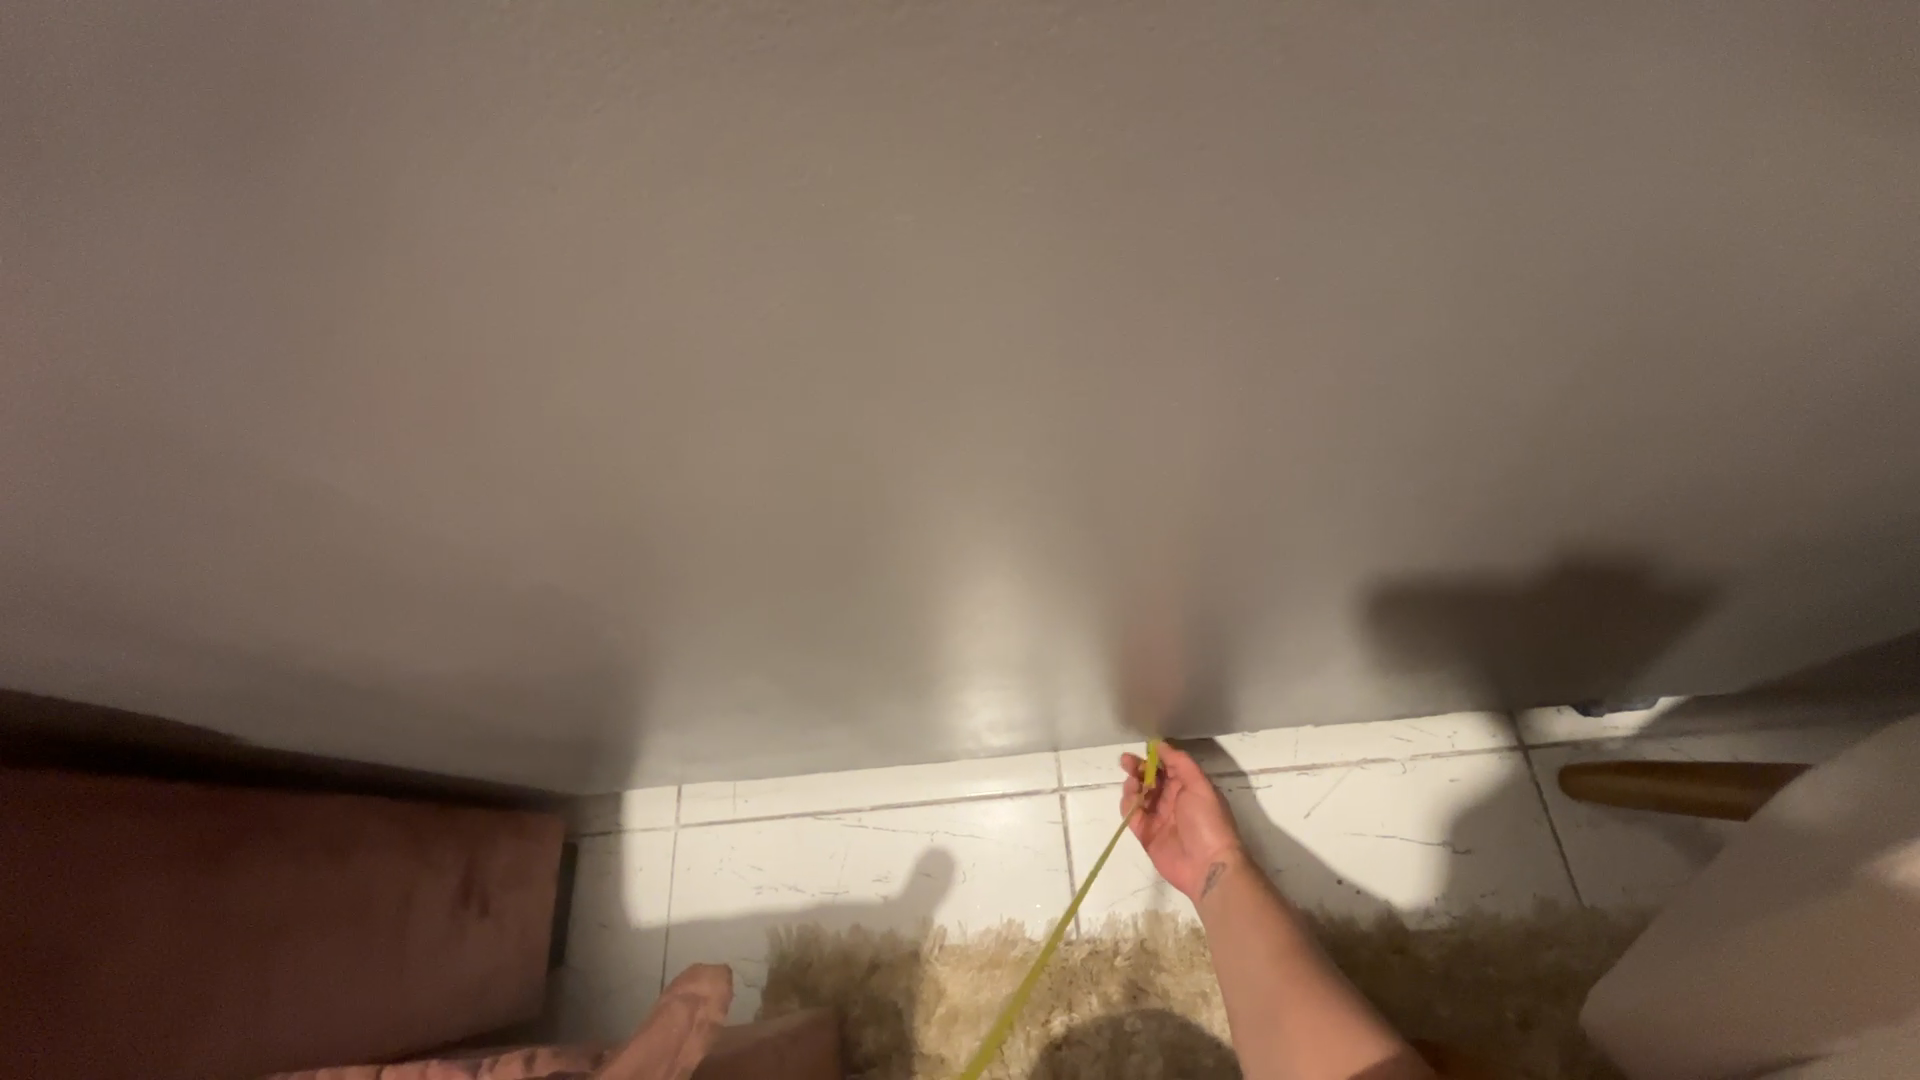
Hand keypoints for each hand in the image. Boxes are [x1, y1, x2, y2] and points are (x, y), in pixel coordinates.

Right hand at [1121, 744, 1246, 902]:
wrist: (1208, 866)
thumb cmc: (1207, 821)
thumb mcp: (1200, 785)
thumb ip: (1180, 762)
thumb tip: (1160, 744)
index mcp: (1188, 788)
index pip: (1167, 767)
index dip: (1154, 757)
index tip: (1143, 749)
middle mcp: (1172, 800)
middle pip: (1150, 779)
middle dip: (1138, 768)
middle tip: (1126, 761)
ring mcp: (1158, 817)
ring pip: (1139, 794)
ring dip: (1133, 784)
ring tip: (1134, 783)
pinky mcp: (1146, 834)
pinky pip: (1132, 814)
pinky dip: (1128, 804)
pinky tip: (1131, 798)